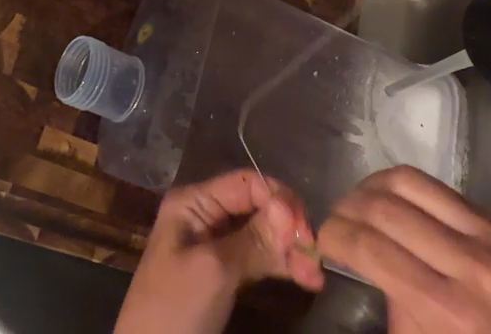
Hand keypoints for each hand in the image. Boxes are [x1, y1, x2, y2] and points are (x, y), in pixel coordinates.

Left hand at [114, 169, 324, 333]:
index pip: (246, 183)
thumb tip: (289, 207)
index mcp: (194, 203)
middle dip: (288, 227)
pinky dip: (282, 266)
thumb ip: (254, 239)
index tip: (305, 231)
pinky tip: (307, 279)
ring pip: (263, 235)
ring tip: (315, 276)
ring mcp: (216, 246)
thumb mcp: (214, 270)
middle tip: (315, 257)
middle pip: (257, 207)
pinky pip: (260, 259)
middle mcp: (206, 217)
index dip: (279, 199)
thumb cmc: (175, 307)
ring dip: (290, 250)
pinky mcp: (226, 274)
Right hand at [319, 166, 490, 333]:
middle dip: (346, 211)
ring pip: (408, 182)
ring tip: (358, 207)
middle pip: (384, 208)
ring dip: (370, 189)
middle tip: (334, 224)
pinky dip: (405, 192)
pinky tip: (393, 207)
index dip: (334, 237)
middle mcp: (471, 266)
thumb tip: (347, 250)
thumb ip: (386, 298)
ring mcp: (490, 241)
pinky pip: (438, 188)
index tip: (321, 241)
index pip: (370, 248)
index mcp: (448, 311)